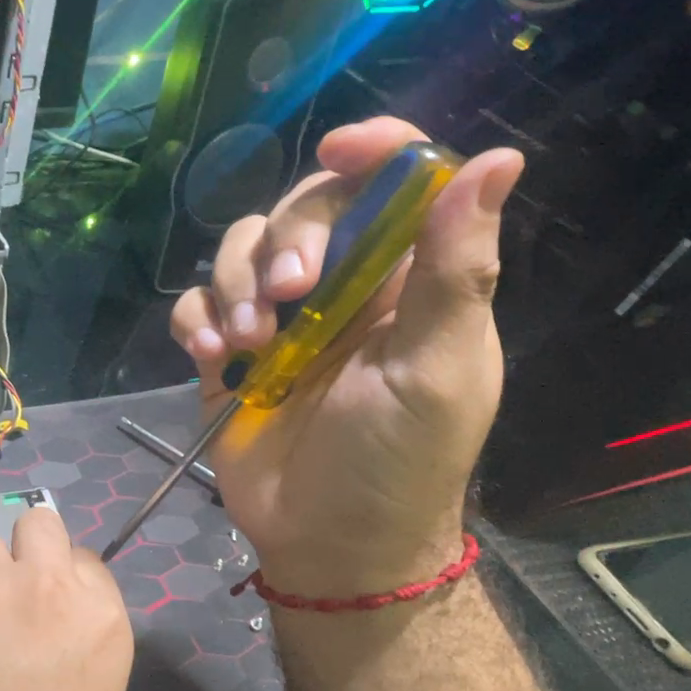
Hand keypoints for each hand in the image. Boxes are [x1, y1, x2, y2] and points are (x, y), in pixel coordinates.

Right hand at [168, 117, 524, 595]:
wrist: (327, 541)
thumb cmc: (398, 461)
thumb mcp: (438, 368)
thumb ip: (455, 269)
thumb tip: (495, 159)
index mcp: (406, 280)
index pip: (394, 186)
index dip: (372, 151)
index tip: (338, 149)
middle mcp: (340, 289)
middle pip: (301, 209)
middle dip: (286, 240)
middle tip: (287, 296)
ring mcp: (276, 324)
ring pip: (237, 251)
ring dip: (233, 285)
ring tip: (245, 345)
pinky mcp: (225, 358)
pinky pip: (195, 307)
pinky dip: (194, 319)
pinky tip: (210, 357)